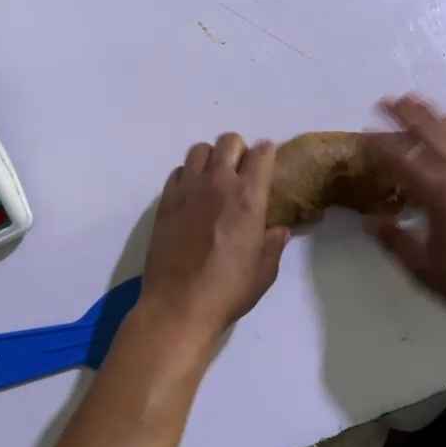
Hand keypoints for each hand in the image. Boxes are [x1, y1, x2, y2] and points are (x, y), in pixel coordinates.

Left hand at [139, 134, 291, 346]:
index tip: (267, 158)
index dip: (266, 151)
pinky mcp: (166, 200)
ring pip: (199, 149)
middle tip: (240, 169)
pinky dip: (187, 175)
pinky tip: (192, 194)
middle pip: (229, 141)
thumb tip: (280, 230)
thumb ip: (274, 244)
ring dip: (211, 157)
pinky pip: (178, 171)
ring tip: (214, 177)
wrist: (179, 304)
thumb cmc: (228, 290)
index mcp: (248, 197)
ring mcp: (188, 188)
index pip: (261, 154)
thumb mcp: (264, 271)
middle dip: (239, 149)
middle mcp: (218, 183)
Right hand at [364, 95, 445, 324]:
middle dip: (406, 115)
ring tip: (415, 99)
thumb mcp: (426, 270)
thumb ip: (396, 242)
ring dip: (433, 114)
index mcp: (440, 195)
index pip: (403, 161)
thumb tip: (370, 222)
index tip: (364, 134)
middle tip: (386, 100)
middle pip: (430, 135)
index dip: (381, 146)